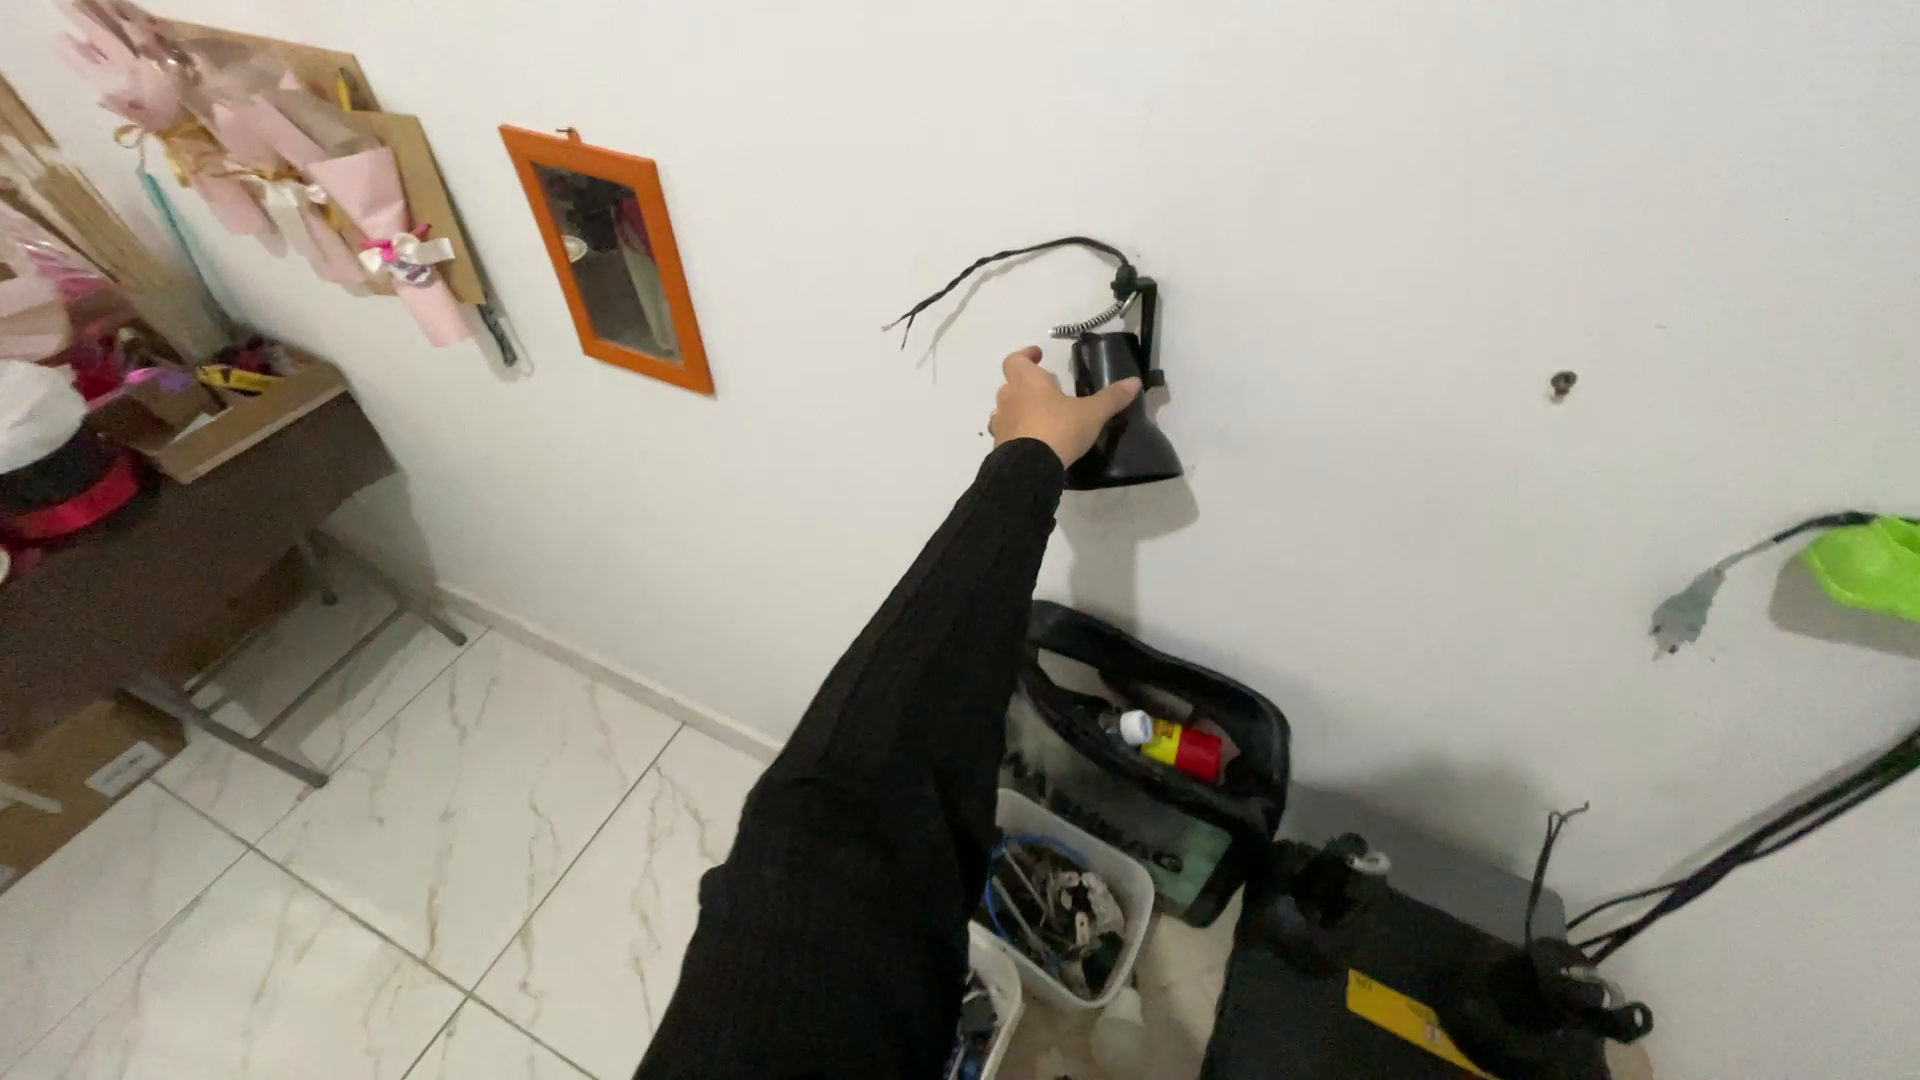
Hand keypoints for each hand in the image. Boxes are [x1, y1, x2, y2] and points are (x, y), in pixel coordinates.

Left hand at [988, 346, 1141, 466]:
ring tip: (1038, 417)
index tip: (1038, 355)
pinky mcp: (999, 446)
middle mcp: (1009, 399)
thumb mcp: (1092, 413)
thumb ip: (1111, 397)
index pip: (1016, 360)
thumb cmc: (1059, 429)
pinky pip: (1006, 434)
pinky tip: (1032, 442)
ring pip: (1004, 410)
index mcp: (1027, 382)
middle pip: (1010, 385)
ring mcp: (1001, 424)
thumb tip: (1135, 382)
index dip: (1026, 355)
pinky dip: (1016, 434)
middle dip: (1025, 385)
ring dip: (1018, 410)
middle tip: (1046, 391)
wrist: (1029, 468)